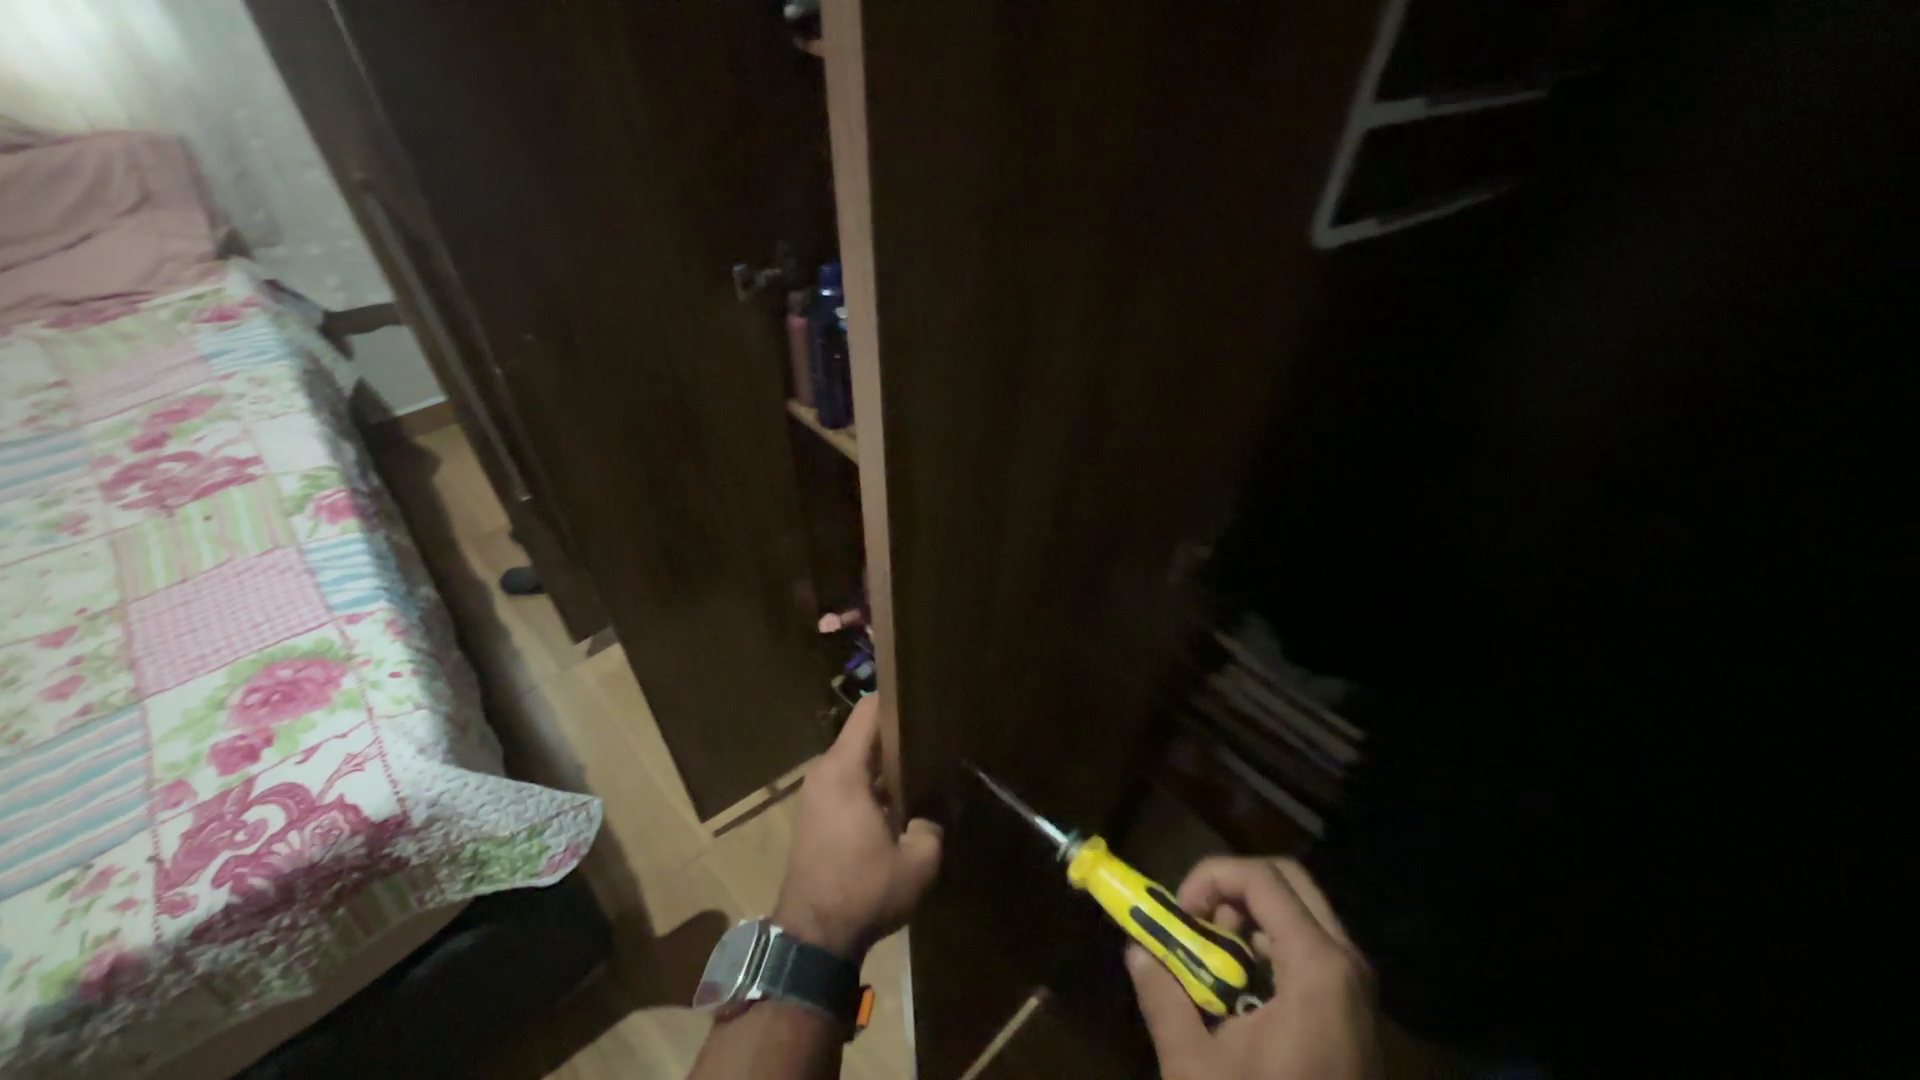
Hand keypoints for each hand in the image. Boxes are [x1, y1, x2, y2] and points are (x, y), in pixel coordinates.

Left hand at [773, 696, 942, 959]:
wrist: (812, 937)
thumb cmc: (863, 891)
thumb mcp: (918, 861)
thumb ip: (932, 826)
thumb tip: (931, 814)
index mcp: (844, 770)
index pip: (869, 711)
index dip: (899, 700)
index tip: (928, 701)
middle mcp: (825, 772)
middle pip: (864, 734)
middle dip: (899, 733)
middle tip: (937, 736)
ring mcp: (816, 794)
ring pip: (857, 760)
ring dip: (887, 763)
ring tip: (925, 767)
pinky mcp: (815, 815)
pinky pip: (848, 782)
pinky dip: (872, 783)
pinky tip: (901, 800)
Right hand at [1127, 857, 1378, 1079]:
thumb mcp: (1196, 1066)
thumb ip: (1162, 997)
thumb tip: (1136, 951)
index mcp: (1316, 968)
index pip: (1261, 878)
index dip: (1210, 877)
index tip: (1178, 914)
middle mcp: (1347, 963)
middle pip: (1288, 880)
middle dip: (1233, 886)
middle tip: (1196, 921)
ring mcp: (1357, 986)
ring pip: (1301, 910)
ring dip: (1251, 916)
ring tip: (1212, 958)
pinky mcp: (1356, 1008)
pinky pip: (1311, 945)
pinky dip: (1271, 944)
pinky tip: (1241, 987)